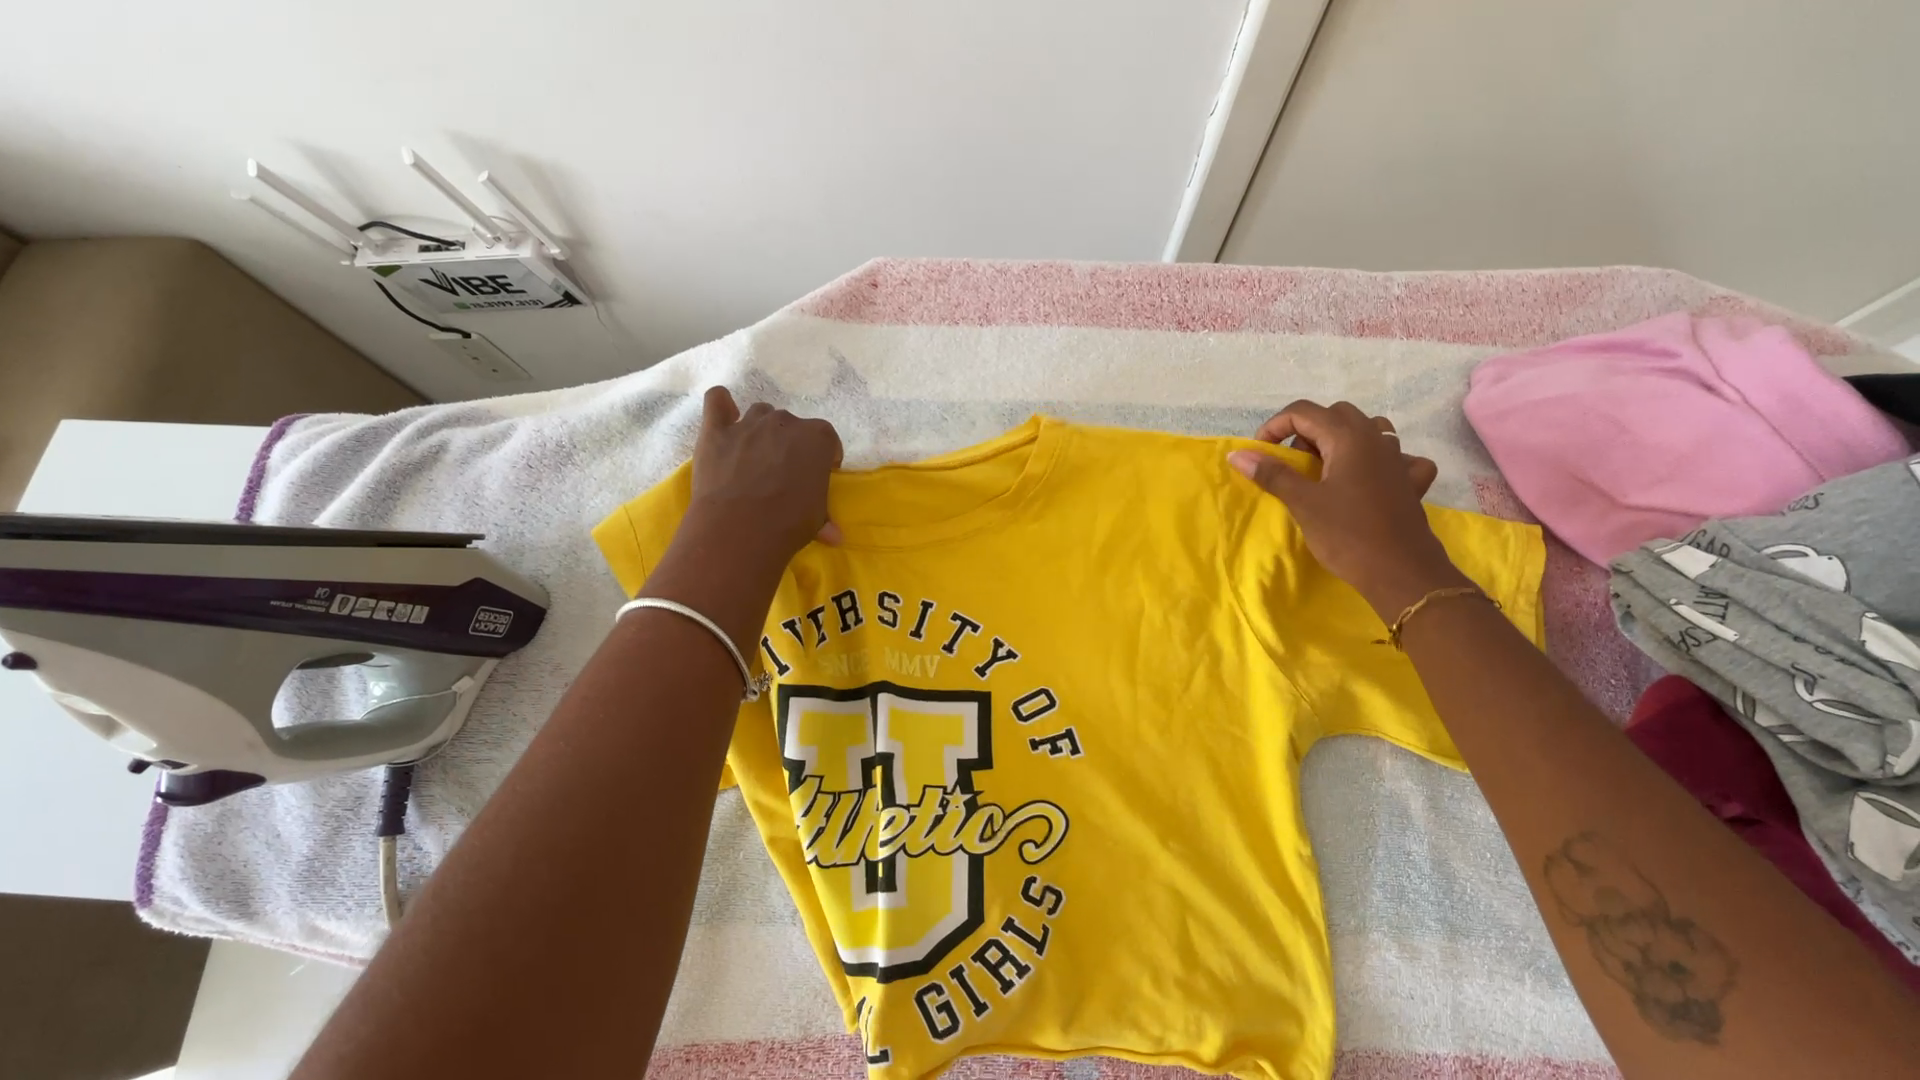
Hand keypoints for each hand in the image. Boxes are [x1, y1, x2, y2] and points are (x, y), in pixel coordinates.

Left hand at [684, 387, 842, 564]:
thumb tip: (835, 535)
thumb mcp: (816, 519)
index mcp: (817, 438)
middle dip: (789, 445)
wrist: (739, 530)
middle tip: (782, 473)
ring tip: (755, 455)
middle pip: (791, 425)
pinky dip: (721, 404)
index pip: (827, 440)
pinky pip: (716, 400)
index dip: (823, 458)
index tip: (816, 476)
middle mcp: (785, 422)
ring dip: (761, 429)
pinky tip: (724, 419)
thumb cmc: (788, 524)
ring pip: (759, 414)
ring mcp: (749, 423)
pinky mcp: (716, 430)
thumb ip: (824, 517)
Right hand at [1228, 400, 1469, 617]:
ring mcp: (1399, 459)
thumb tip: (1238, 454)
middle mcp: (1376, 439)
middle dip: (1307, 431)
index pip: (1304, 412)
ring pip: (1367, 430)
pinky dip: (1379, 461)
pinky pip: (1397, 457)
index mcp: (1348, 438)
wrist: (1400, 572)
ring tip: (1325, 469)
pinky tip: (1371, 479)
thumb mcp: (1303, 503)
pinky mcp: (1410, 482)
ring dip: (1341, 441)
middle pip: (1336, 416)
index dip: (1275, 426)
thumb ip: (1272, 474)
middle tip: (1292, 463)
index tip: (1261, 453)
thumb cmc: (1348, 535)